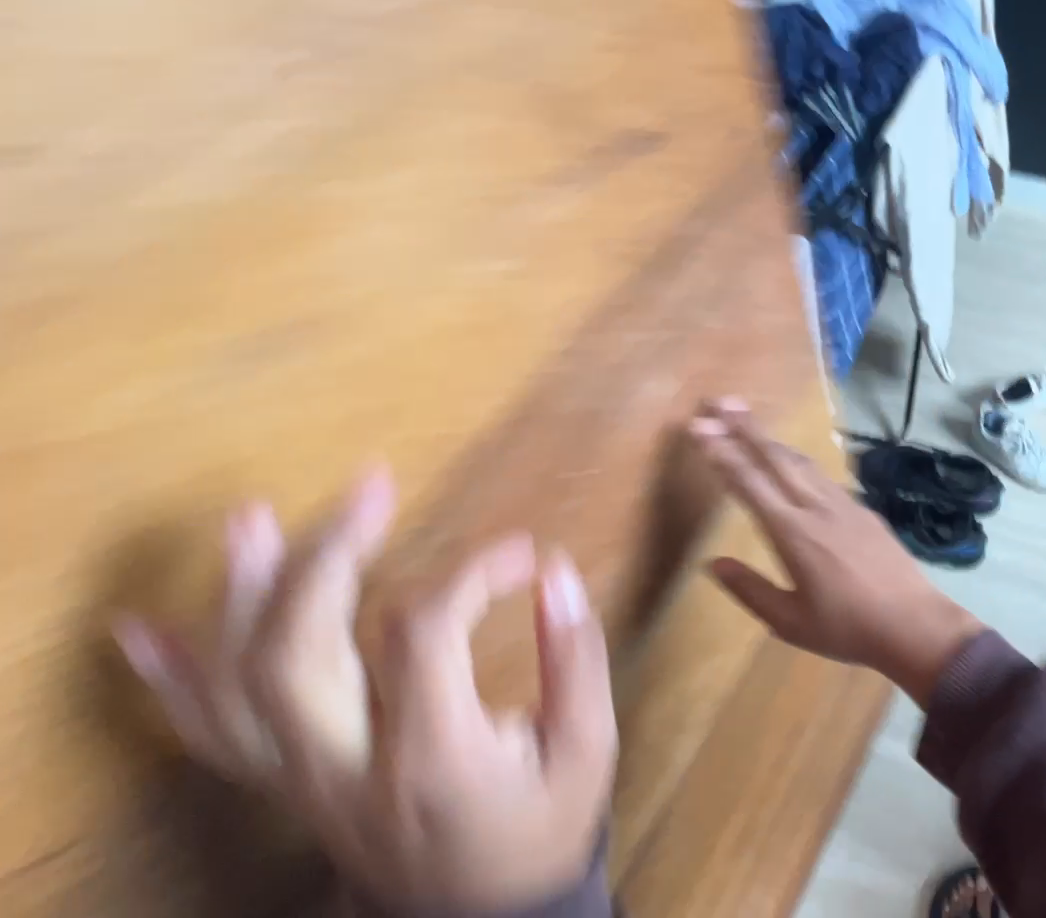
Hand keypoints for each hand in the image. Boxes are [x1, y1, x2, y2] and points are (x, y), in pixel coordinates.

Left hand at [112, 468, 618, 913]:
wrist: (483, 915)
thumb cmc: (542, 824)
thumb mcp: (587, 747)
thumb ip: (575, 659)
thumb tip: (553, 574)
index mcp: (432, 756)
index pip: (424, 634)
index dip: (473, 574)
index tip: (523, 554)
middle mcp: (346, 765)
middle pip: (297, 653)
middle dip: (328, 556)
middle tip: (372, 485)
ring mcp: (301, 779)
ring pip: (238, 685)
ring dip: (239, 595)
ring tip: (251, 518)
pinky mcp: (287, 782)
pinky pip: (210, 733)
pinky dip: (172, 678)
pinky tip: (142, 630)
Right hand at [688, 399, 983, 706]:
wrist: (914, 623)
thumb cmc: (847, 629)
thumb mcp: (789, 621)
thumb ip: (749, 590)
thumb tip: (713, 564)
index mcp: (793, 534)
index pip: (749, 483)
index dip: (721, 453)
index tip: (699, 427)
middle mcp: (818, 508)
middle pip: (776, 458)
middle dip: (745, 427)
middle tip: (719, 402)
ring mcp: (846, 505)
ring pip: (803, 463)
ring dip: (772, 441)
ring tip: (748, 425)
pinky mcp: (866, 511)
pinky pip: (825, 477)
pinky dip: (799, 463)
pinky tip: (794, 465)